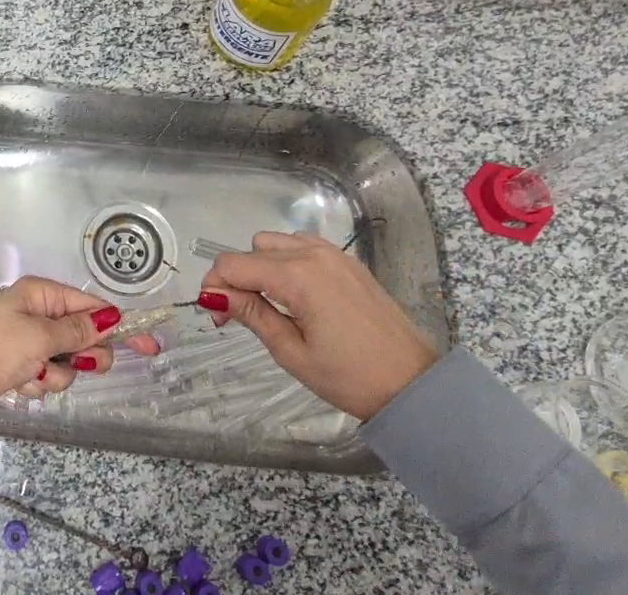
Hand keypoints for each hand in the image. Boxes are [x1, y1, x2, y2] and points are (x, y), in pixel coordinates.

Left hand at [0, 277, 155, 405]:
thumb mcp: (39, 336)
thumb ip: (79, 330)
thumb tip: (113, 315)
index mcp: (41, 294)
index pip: (91, 306)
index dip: (119, 325)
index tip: (148, 346)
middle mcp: (38, 312)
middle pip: (85, 335)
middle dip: (81, 355)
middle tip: (74, 363)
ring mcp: (30, 340)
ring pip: (69, 360)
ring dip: (56, 373)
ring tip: (32, 373)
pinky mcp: (22, 365)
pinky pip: (49, 374)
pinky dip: (39, 382)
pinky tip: (20, 383)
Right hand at [198, 231, 437, 420]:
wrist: (414, 385)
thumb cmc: (350, 377)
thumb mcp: (291, 352)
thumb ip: (251, 315)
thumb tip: (213, 296)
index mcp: (297, 276)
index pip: (232, 264)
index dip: (215, 288)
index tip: (219, 320)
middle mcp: (312, 254)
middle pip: (251, 250)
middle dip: (235, 279)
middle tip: (240, 317)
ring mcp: (333, 254)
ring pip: (275, 242)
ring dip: (261, 266)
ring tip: (269, 304)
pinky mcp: (348, 262)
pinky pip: (302, 246)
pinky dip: (286, 261)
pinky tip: (295, 293)